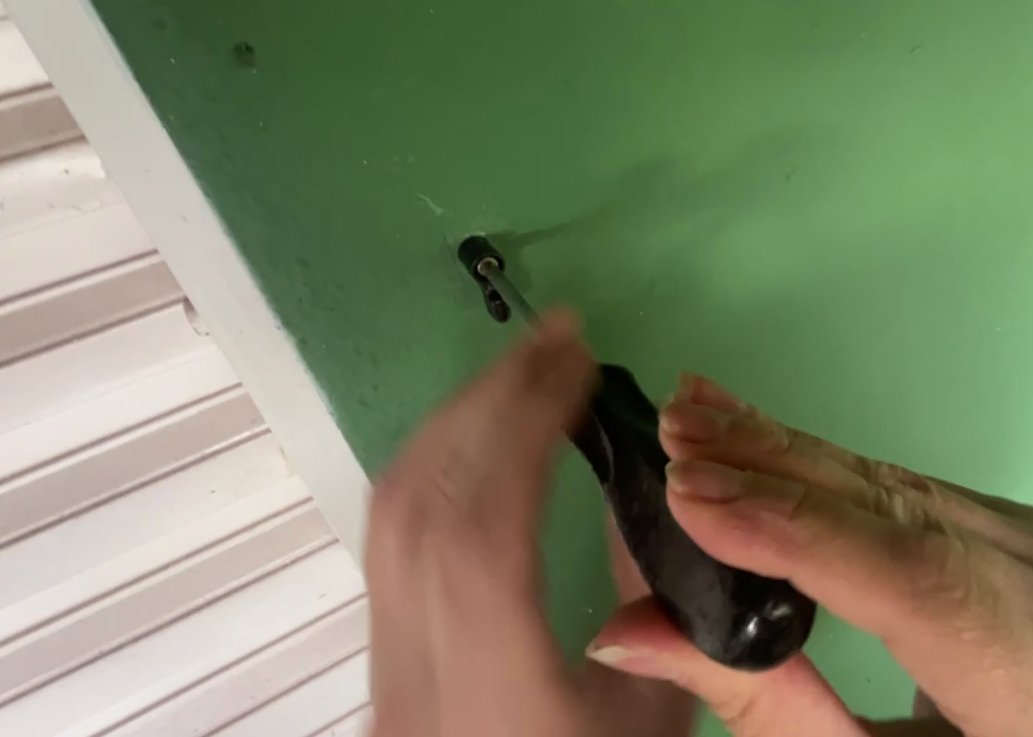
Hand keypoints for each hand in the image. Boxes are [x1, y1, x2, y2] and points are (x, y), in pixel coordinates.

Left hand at [363, 311, 695, 736]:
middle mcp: (420, 662)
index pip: (485, 532)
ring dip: (462, 412)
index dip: (525, 429)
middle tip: (557, 333)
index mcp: (496, 684)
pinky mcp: (378, 643)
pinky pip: (390, 523)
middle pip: (427, 498)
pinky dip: (436, 449)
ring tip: (524, 360)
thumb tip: (635, 494)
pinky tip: (478, 424)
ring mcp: (384, 652)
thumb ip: (653, 604)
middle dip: (494, 394)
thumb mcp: (654, 715)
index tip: (577, 362)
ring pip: (395, 504)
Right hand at [585, 375, 1032, 735]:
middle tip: (677, 423)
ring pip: (909, 491)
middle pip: (909, 517)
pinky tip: (776, 445)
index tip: (688, 490)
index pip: (921, 587)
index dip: (799, 532)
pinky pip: (923, 495)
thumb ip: (766, 705)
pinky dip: (838, 472)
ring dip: (795, 455)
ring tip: (702, 418)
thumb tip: (631, 627)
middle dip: (777, 467)